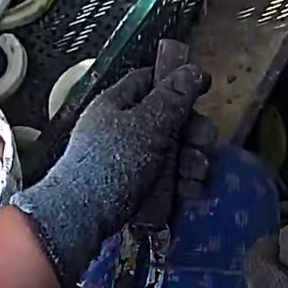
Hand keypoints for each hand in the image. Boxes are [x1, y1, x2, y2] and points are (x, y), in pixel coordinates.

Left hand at [11, 56, 212, 287]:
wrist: (83, 217)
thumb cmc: (113, 161)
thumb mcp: (147, 123)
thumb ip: (173, 98)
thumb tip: (192, 70)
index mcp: (118, 104)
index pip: (149, 80)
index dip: (178, 82)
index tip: (204, 88)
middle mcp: (122, 130)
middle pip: (168, 120)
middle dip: (193, 131)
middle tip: (205, 143)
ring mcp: (128, 162)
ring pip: (172, 153)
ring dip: (192, 161)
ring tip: (195, 174)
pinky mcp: (135, 190)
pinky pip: (165, 181)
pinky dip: (181, 184)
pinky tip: (190, 191)